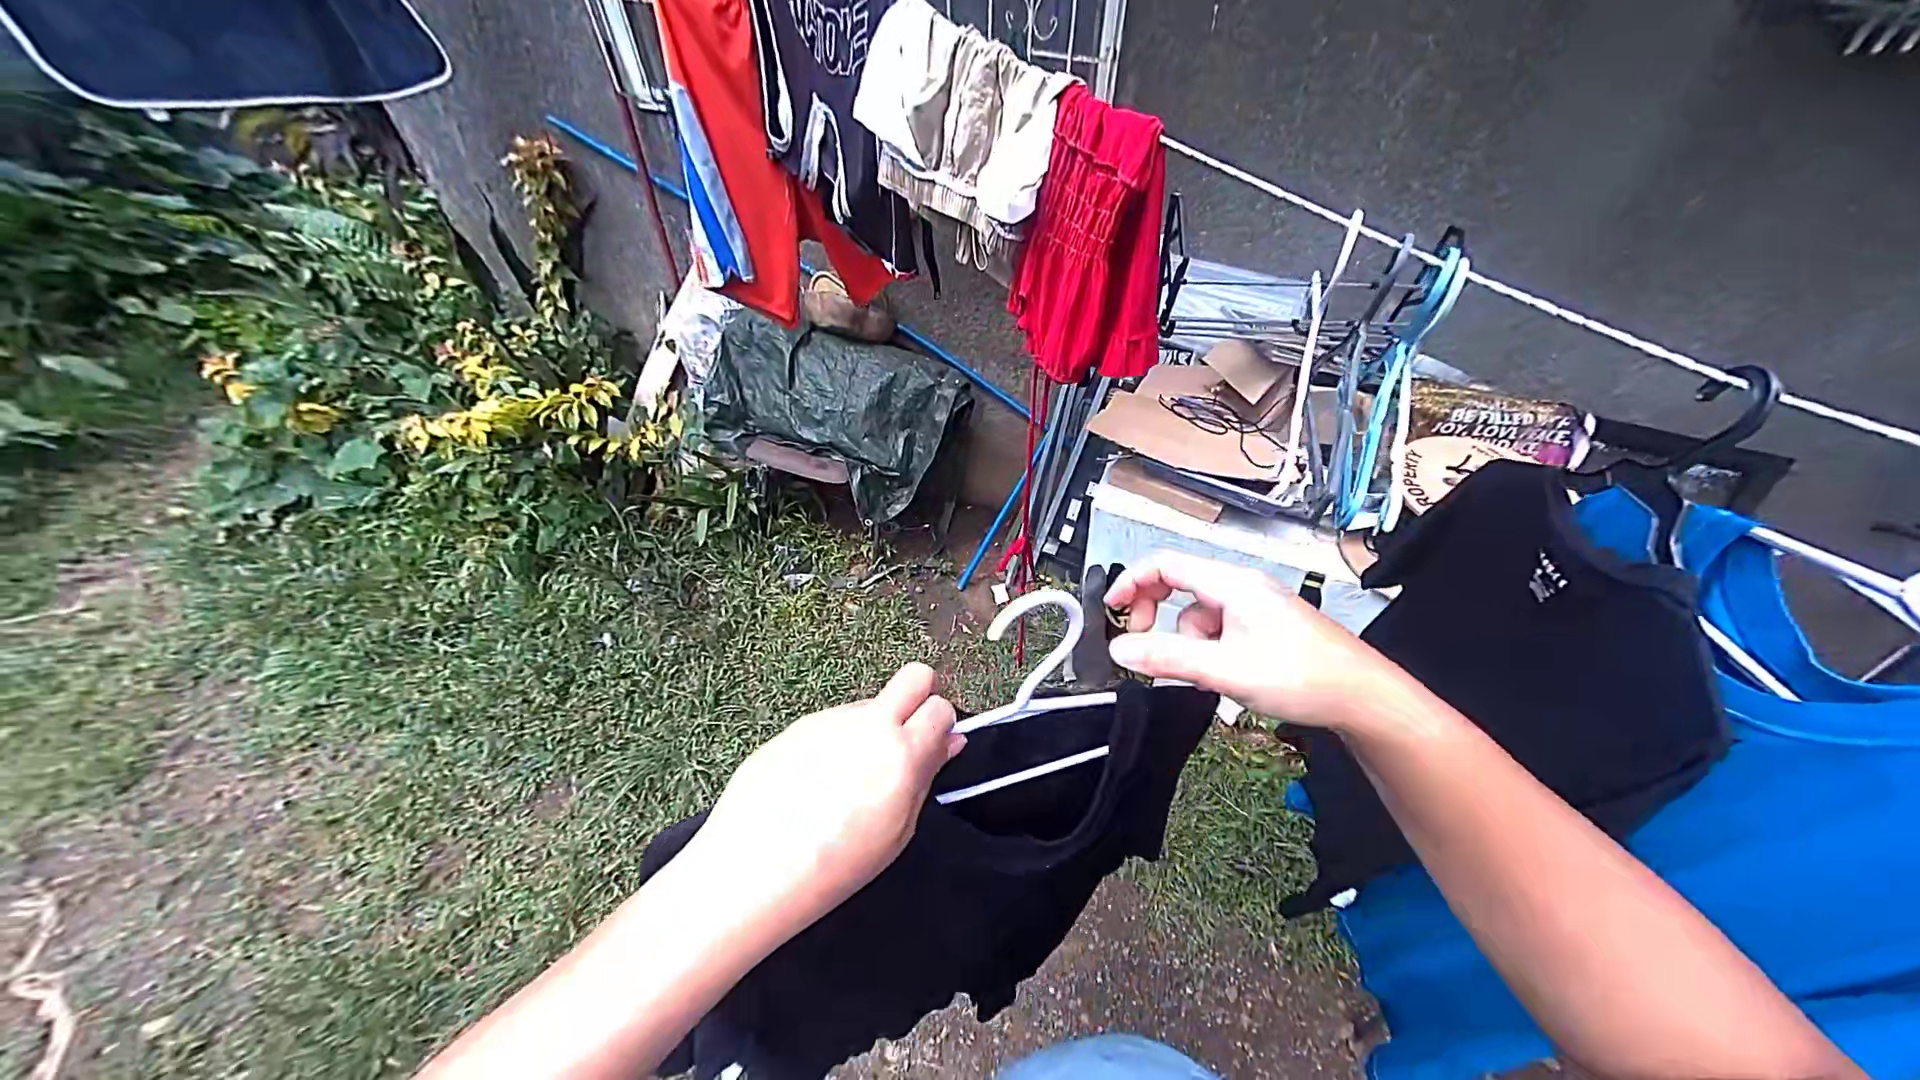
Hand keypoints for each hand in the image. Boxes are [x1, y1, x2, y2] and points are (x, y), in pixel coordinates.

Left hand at [680, 663, 962, 929]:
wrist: (750, 868)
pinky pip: (833, 722)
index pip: (941, 706)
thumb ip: (925, 776)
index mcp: (899, 752)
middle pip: (916, 674)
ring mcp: (829, 719)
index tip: (934, 743)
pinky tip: (819, 783)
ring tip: (851, 782)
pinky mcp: (798, 725)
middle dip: (921, 696)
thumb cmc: (826, 866)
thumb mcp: (896, 831)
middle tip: (909, 735)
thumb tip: (948, 742)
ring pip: (870, 703)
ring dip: (872, 727)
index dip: (942, 725)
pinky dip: (837, 742)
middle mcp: (866, 724)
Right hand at [1104, 552, 1406, 730]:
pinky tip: (1218, 674)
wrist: (1362, 697)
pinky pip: (1215, 629)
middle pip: (1177, 584)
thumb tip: (1122, 649)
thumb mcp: (1225, 668)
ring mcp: (1252, 606)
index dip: (1131, 582)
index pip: (1165, 564)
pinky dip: (1205, 649)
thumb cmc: (1308, 676)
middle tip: (1144, 642)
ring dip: (1185, 641)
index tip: (1113, 607)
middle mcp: (1241, 587)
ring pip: (1195, 614)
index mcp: (1232, 584)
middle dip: (1154, 613)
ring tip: (1201, 672)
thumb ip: (1168, 657)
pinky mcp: (1260, 625)